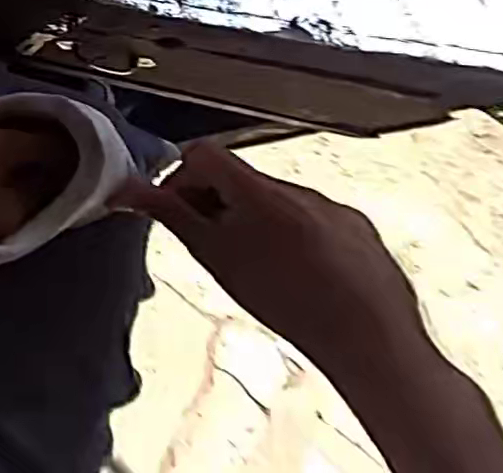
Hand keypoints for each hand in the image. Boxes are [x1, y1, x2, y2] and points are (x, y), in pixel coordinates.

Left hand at [0, 121, 77, 248]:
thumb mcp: (10, 211)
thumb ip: (45, 194)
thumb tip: (72, 184)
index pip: (54, 140)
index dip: (81, 158)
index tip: (100, 178)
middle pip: (31, 133)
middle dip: (58, 153)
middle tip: (80, 178)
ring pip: (10, 137)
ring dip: (32, 153)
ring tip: (53, 179)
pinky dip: (9, 155)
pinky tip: (17, 174)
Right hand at [112, 142, 426, 376]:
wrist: (375, 349)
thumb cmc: (291, 301)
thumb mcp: (209, 252)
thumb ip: (166, 211)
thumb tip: (128, 189)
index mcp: (260, 191)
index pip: (202, 153)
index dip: (181, 175)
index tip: (178, 204)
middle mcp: (301, 193)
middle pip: (237, 178)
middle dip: (215, 200)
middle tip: (209, 236)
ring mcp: (338, 214)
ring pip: (273, 199)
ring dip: (252, 218)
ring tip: (253, 259)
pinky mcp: (363, 235)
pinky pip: (310, 218)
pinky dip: (291, 234)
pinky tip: (290, 268)